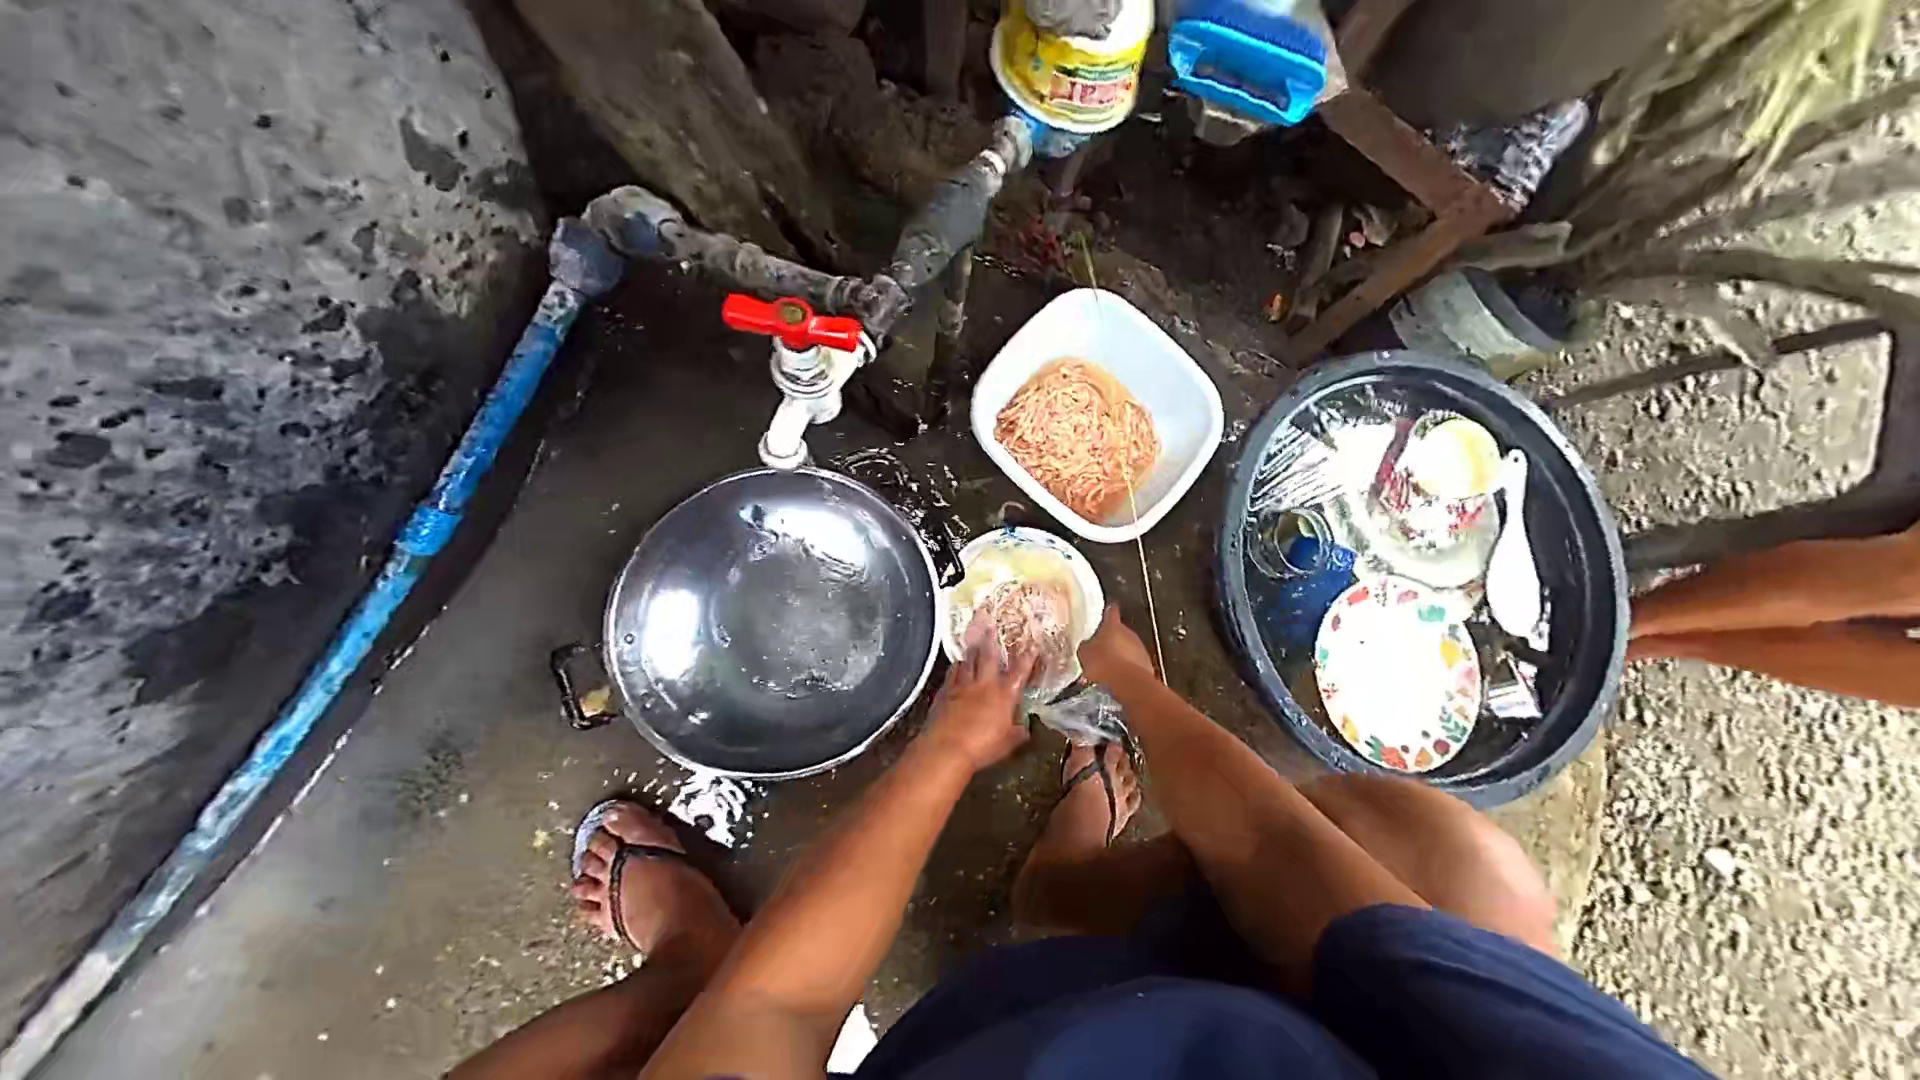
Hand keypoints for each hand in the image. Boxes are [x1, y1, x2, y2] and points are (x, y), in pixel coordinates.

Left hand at [923, 640, 1035, 772]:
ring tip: (974, 640)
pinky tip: (956, 663)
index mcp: (1004, 695)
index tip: (1032, 646)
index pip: (1019, 672)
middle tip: (991, 624)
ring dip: (972, 650)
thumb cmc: (982, 746)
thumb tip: (1025, 729)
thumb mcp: (1008, 743)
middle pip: (989, 656)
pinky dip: (956, 666)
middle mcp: (984, 684)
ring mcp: (962, 686)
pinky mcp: (945, 692)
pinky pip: (952, 673)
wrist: (947, 747)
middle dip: (992, 640)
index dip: (1026, 658)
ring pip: (969, 661)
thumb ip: (1018, 733)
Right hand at [1077, 604, 1154, 686]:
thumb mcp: (1084, 654)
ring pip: (1128, 647)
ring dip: (1121, 654)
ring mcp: (1140, 648)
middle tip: (1100, 648)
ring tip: (1108, 666)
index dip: (1108, 611)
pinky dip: (1127, 667)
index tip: (1107, 610)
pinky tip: (1118, 677)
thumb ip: (1086, 646)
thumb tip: (1086, 644)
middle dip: (1111, 639)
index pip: (1111, 612)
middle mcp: (1129, 633)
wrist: (1128, 684)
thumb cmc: (1103, 664)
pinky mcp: (1147, 664)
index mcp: (1113, 625)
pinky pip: (1134, 662)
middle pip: (1120, 631)